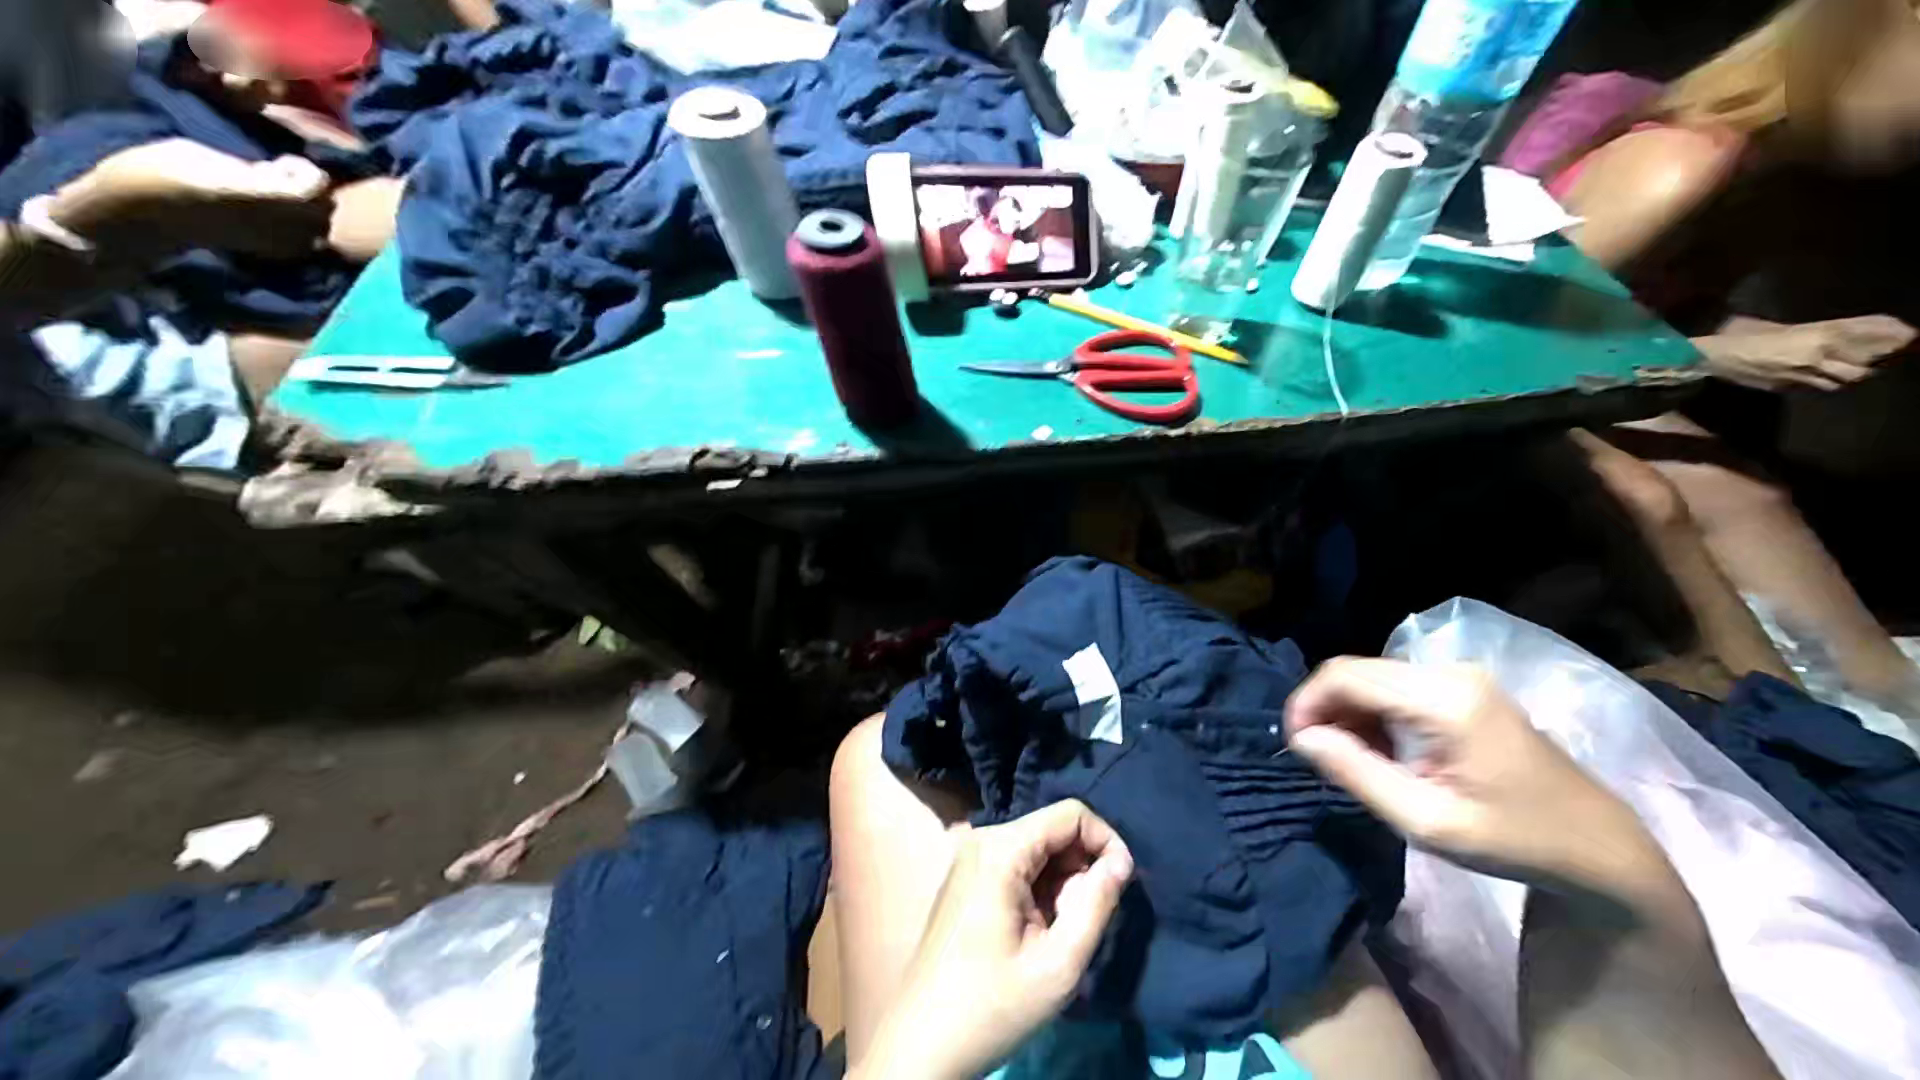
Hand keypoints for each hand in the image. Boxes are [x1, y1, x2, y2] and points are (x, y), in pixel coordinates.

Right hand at [45, 138, 331, 259]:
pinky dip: (302, 229)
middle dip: (313, 192)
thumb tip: (280, 175)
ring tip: (278, 198)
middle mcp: (277, 222)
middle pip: (325, 209)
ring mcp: (278, 242)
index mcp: (258, 192)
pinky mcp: (273, 254)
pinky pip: (307, 243)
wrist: (137, 214)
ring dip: (309, 212)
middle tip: (283, 178)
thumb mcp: (203, 155)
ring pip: (320, 228)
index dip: (307, 172)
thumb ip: (254, 170)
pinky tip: (275, 216)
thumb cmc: (158, 172)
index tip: (285, 160)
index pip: (314, 187)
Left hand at [856, 800, 1133, 1079]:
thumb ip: (1096, 904)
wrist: (924, 1041)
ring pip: (1038, 849)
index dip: (1105, 841)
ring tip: (1057, 934)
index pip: (1070, 813)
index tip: (1122, 884)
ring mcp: (971, 856)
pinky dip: (1040, 889)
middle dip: (1081, 869)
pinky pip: (1018, 864)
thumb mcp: (1058, 964)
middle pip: (1053, 830)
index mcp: (1000, 849)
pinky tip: (1036, 931)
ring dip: (1062, 884)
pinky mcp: (967, 875)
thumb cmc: (992, 1005)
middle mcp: (982, 838)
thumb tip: (1122, 861)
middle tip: (1082, 922)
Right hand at [1285, 659, 1665, 899]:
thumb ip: (1356, 772)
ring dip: (1347, 713)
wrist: (1598, 846)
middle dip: (1324, 709)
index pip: (1344, 675)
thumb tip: (1300, 737)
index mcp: (1444, 699)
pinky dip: (1372, 712)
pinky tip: (1382, 749)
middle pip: (1355, 671)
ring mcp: (1459, 675)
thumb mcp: (1426, 821)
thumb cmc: (1514, 839)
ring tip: (1354, 760)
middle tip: (1321, 757)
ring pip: (1370, 677)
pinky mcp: (1462, 686)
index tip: (1295, 744)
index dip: (1306, 702)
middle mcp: (1449, 672)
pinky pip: (1393, 686)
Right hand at [1697, 315, 1916, 391]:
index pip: (1869, 333)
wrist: (1706, 357)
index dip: (1894, 333)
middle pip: (1864, 361)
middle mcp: (1816, 355)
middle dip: (1876, 358)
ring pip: (1844, 378)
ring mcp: (1799, 374)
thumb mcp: (1783, 327)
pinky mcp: (1783, 386)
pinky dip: (1827, 382)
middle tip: (1888, 354)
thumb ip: (1818, 331)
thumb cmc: (1740, 336)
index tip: (1910, 334)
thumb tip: (1854, 333)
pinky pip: (1817, 385)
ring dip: (1852, 373)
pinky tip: (1824, 378)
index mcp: (1818, 335)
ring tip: (1854, 368)